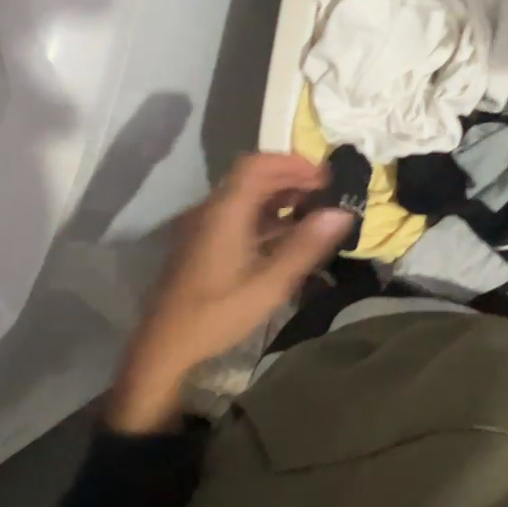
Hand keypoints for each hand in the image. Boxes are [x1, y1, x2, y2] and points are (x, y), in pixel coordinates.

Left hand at [109, 153, 354, 432]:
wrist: (166, 344)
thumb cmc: (217, 314)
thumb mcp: (269, 285)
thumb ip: (305, 247)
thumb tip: (341, 214)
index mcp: (225, 212)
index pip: (259, 165)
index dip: (294, 163)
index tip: (326, 177)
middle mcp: (212, 210)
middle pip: (254, 177)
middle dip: (292, 179)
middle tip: (327, 195)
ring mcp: (205, 226)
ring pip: (246, 197)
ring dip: (280, 198)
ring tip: (314, 214)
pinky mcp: (204, 242)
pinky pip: (239, 216)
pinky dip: (266, 216)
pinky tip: (287, 237)